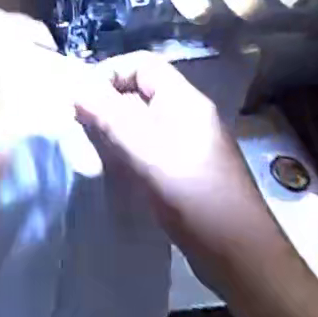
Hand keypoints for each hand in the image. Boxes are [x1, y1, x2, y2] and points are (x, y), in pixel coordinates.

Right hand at [74, 52, 286, 286]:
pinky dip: (131, 153)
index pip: (143, 63)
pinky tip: (116, 174)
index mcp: (184, 99)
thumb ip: (109, 115)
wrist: (238, 252)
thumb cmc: (190, 192)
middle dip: (109, 103)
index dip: (110, 72)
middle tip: (81, 127)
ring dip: (118, 131)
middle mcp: (190, 114)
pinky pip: (153, 148)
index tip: (82, 99)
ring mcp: (192, 144)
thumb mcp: (144, 148)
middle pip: (143, 91)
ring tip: (93, 150)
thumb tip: (79, 89)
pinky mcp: (189, 172)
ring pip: (146, 122)